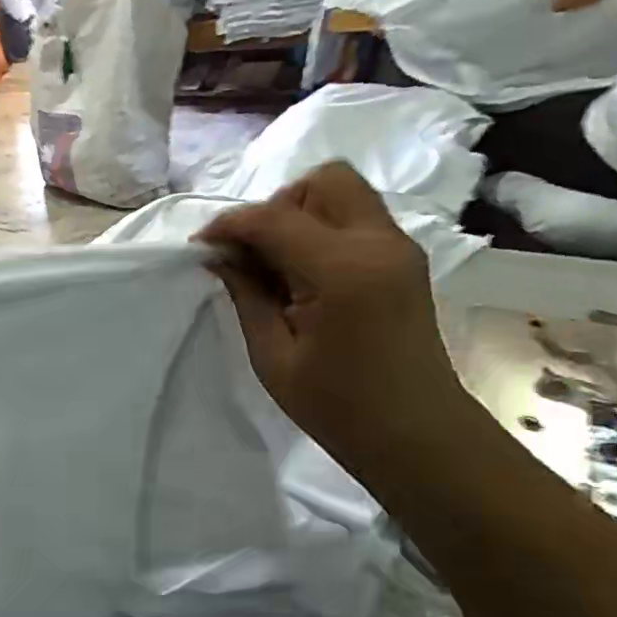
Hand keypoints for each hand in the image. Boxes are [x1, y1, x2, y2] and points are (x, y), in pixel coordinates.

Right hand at [194, 162, 468, 471]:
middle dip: (277, 207)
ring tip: (280, 269)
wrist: (416, 435)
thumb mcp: (275, 359)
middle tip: (255, 257)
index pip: (276, 219)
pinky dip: (326, 231)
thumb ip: (247, 296)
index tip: (201, 246)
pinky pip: (359, 220)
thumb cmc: (339, 410)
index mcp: (344, 271)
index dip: (231, 225)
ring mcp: (400, 248)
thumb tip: (220, 256)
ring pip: (345, 193)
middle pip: (323, 181)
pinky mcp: (406, 261)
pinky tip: (308, 277)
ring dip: (303, 216)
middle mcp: (379, 242)